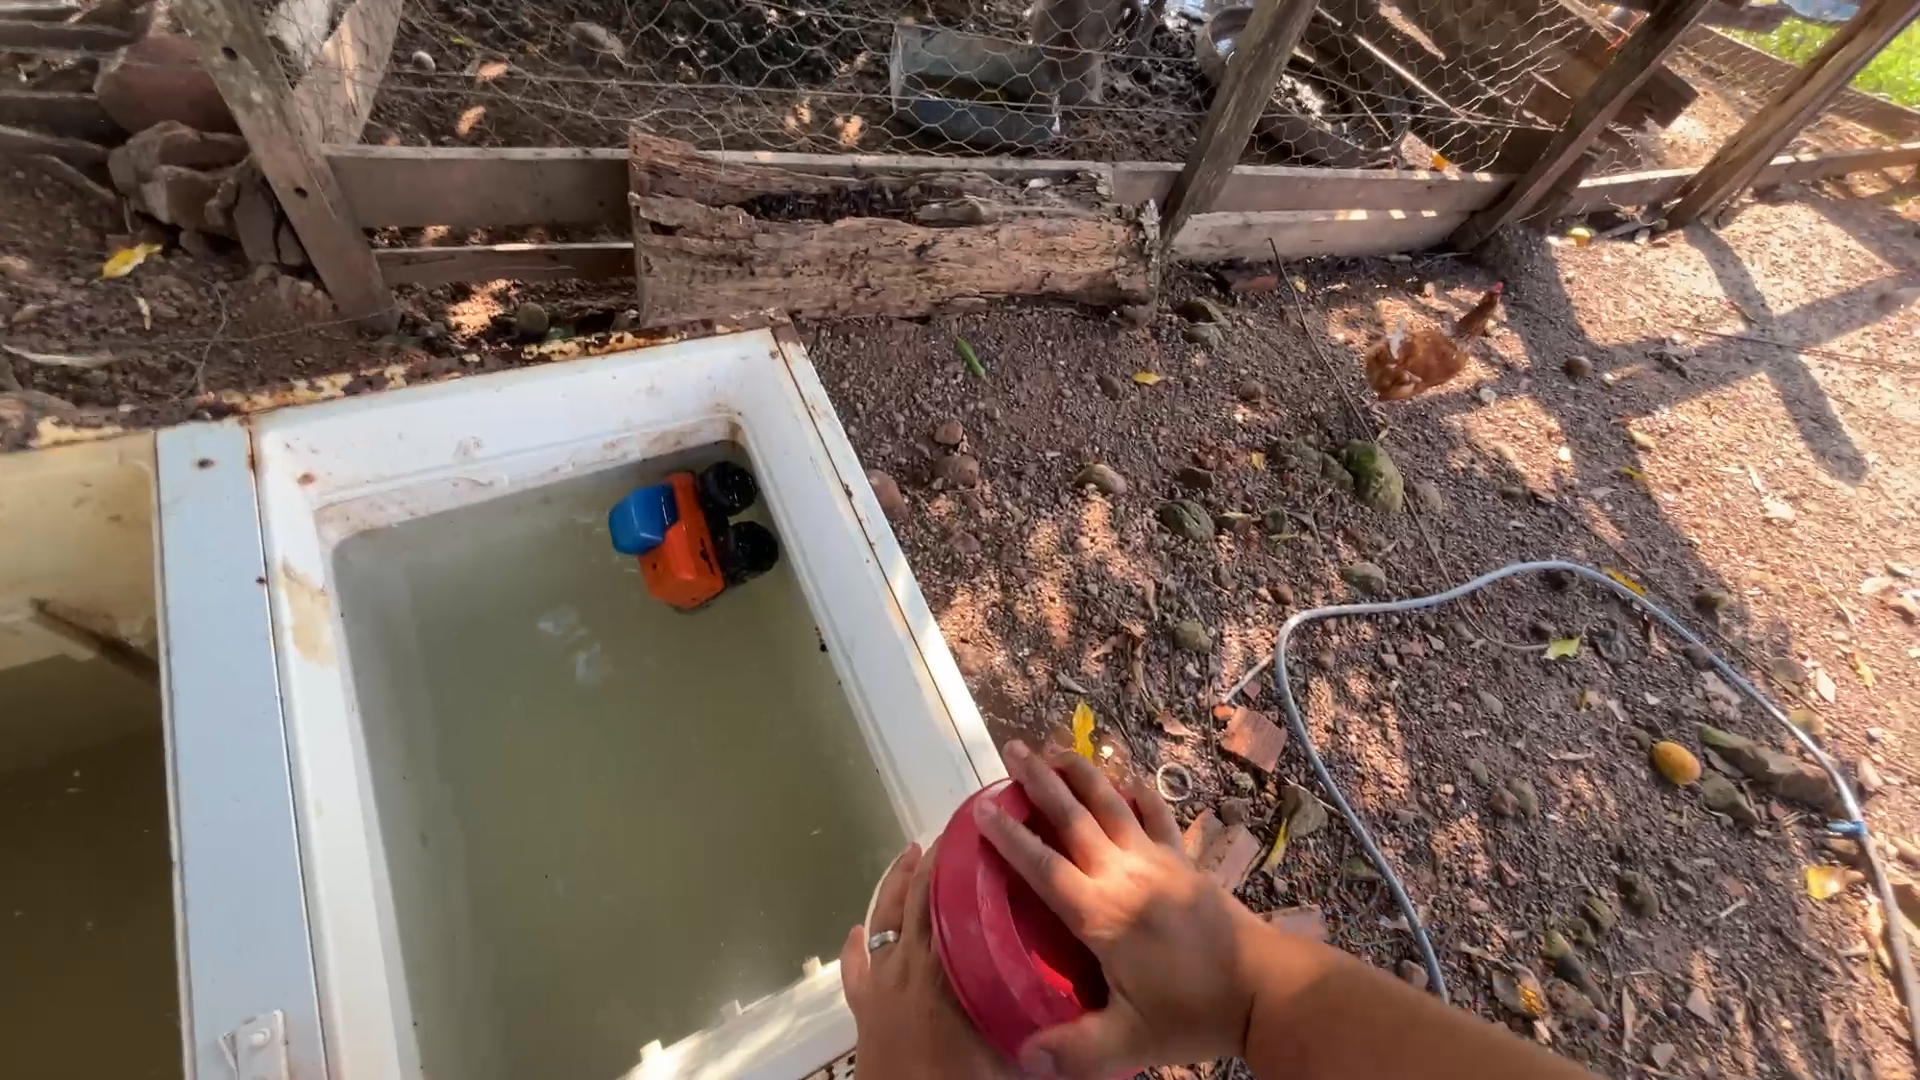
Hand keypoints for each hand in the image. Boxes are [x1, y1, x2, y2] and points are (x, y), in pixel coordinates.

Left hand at [840, 842, 1018, 1079]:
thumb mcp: (1008, 1050)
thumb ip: (1030, 1015)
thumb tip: (1062, 989)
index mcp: (941, 966)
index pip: (945, 899)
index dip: (955, 864)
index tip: (971, 835)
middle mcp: (906, 962)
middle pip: (915, 897)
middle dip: (931, 862)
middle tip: (949, 836)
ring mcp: (879, 981)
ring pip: (884, 917)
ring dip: (896, 883)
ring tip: (910, 853)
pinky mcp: (861, 1006)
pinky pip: (855, 966)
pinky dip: (856, 944)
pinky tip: (858, 929)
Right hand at [974, 740, 1258, 1079]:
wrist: (1263, 986)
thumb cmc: (1193, 1011)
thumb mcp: (1132, 1040)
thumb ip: (1078, 1048)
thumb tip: (1023, 1056)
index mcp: (1100, 913)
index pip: (1043, 866)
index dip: (1011, 837)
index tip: (983, 809)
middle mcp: (1121, 872)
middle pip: (1073, 816)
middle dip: (1039, 780)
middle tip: (1014, 750)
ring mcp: (1154, 857)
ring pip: (1110, 802)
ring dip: (1080, 770)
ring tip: (1054, 747)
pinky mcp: (1180, 855)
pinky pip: (1155, 811)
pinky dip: (1137, 790)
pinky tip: (1124, 775)